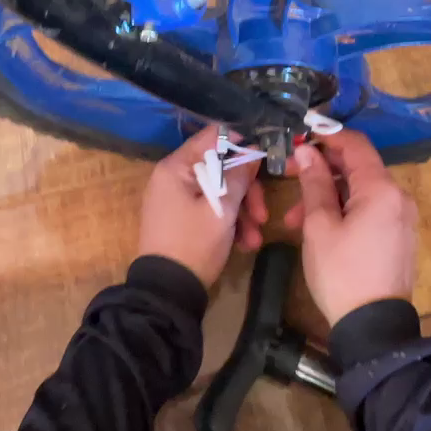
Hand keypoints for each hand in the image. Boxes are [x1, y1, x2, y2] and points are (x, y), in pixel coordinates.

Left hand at [137, 124, 270, 285]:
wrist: (167, 293)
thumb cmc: (193, 243)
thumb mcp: (221, 209)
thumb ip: (238, 177)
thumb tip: (251, 152)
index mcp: (176, 167)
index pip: (212, 137)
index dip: (240, 144)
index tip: (262, 160)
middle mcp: (173, 178)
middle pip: (219, 168)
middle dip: (245, 190)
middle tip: (263, 213)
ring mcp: (175, 200)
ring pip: (217, 192)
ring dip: (241, 212)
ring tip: (256, 238)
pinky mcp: (180, 219)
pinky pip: (209, 210)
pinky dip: (227, 223)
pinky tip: (244, 244)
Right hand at [285, 129, 417, 324]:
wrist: (374, 329)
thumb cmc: (342, 273)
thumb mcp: (319, 226)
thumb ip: (314, 183)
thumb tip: (306, 152)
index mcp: (381, 189)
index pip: (355, 144)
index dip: (326, 136)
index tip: (299, 137)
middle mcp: (399, 196)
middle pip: (358, 167)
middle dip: (322, 170)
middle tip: (288, 177)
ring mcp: (402, 217)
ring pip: (360, 191)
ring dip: (328, 195)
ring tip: (295, 219)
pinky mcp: (399, 236)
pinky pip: (370, 210)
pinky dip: (344, 211)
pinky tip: (318, 229)